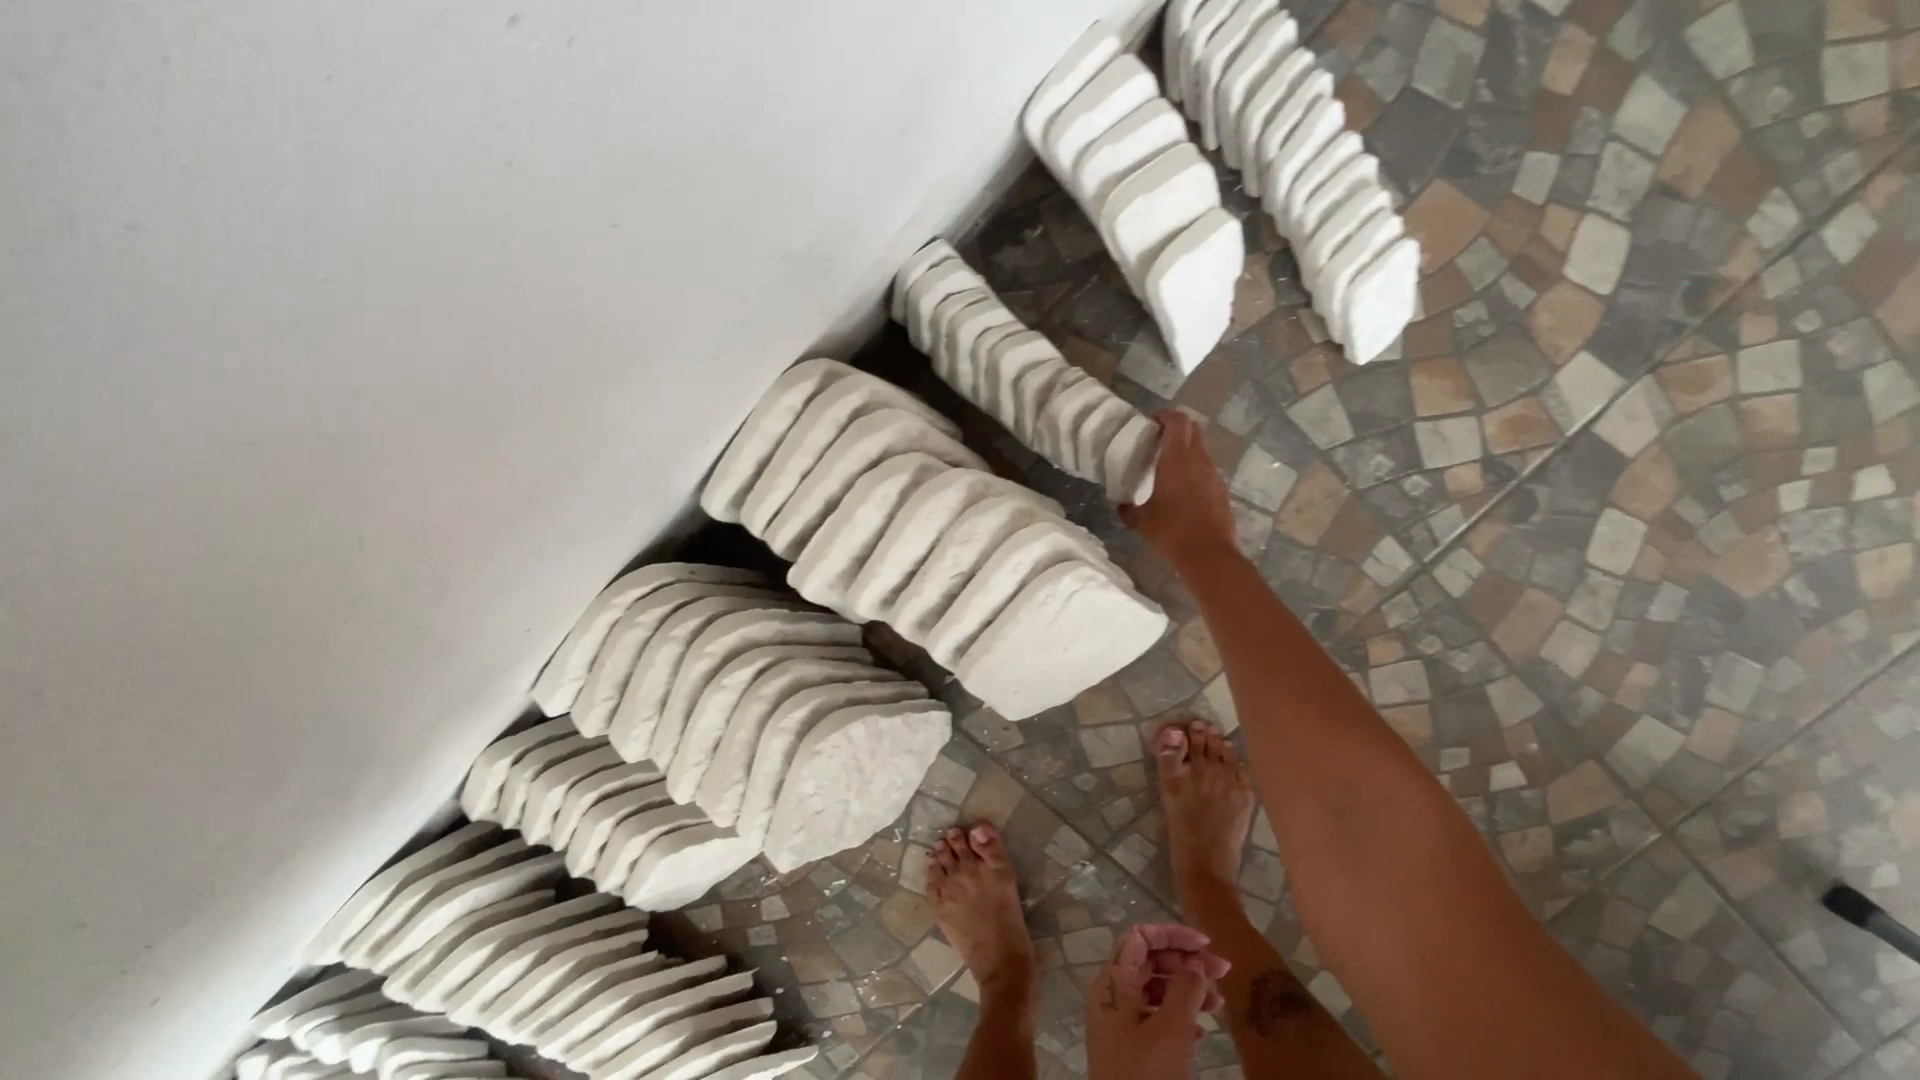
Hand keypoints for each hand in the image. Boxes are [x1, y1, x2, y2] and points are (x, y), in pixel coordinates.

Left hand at [1086, 922, 1229, 1079]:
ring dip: (1188, 990)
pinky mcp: (1129, 1048)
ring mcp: (1119, 1022)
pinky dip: (1179, 1016)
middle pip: (1150, 961)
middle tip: (1224, 973)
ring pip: (1155, 990)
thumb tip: (1195, 963)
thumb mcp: (1171, 1029)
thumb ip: (1185, 988)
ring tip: (1219, 1004)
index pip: (1139, 938)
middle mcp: (1112, 995)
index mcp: (1113, 981)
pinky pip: (1155, 1017)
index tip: (1207, 945)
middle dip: (1186, 962)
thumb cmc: (1147, 1074)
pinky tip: (1201, 1031)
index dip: (1173, 934)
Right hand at [1119, 410, 1238, 570]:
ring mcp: (1214, 475)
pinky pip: (1206, 471)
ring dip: (1185, 452)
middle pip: (1192, 430)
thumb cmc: (1171, 531)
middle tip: (1156, 442)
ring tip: (1166, 469)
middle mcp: (1199, 460)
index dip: (1165, 416)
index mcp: (1177, 459)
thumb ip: (1129, 509)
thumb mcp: (1141, 521)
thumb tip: (1122, 505)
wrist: (1208, 555)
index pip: (1177, 420)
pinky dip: (1193, 471)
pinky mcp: (1221, 490)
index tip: (1150, 424)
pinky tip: (1181, 492)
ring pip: (1200, 451)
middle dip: (1175, 429)